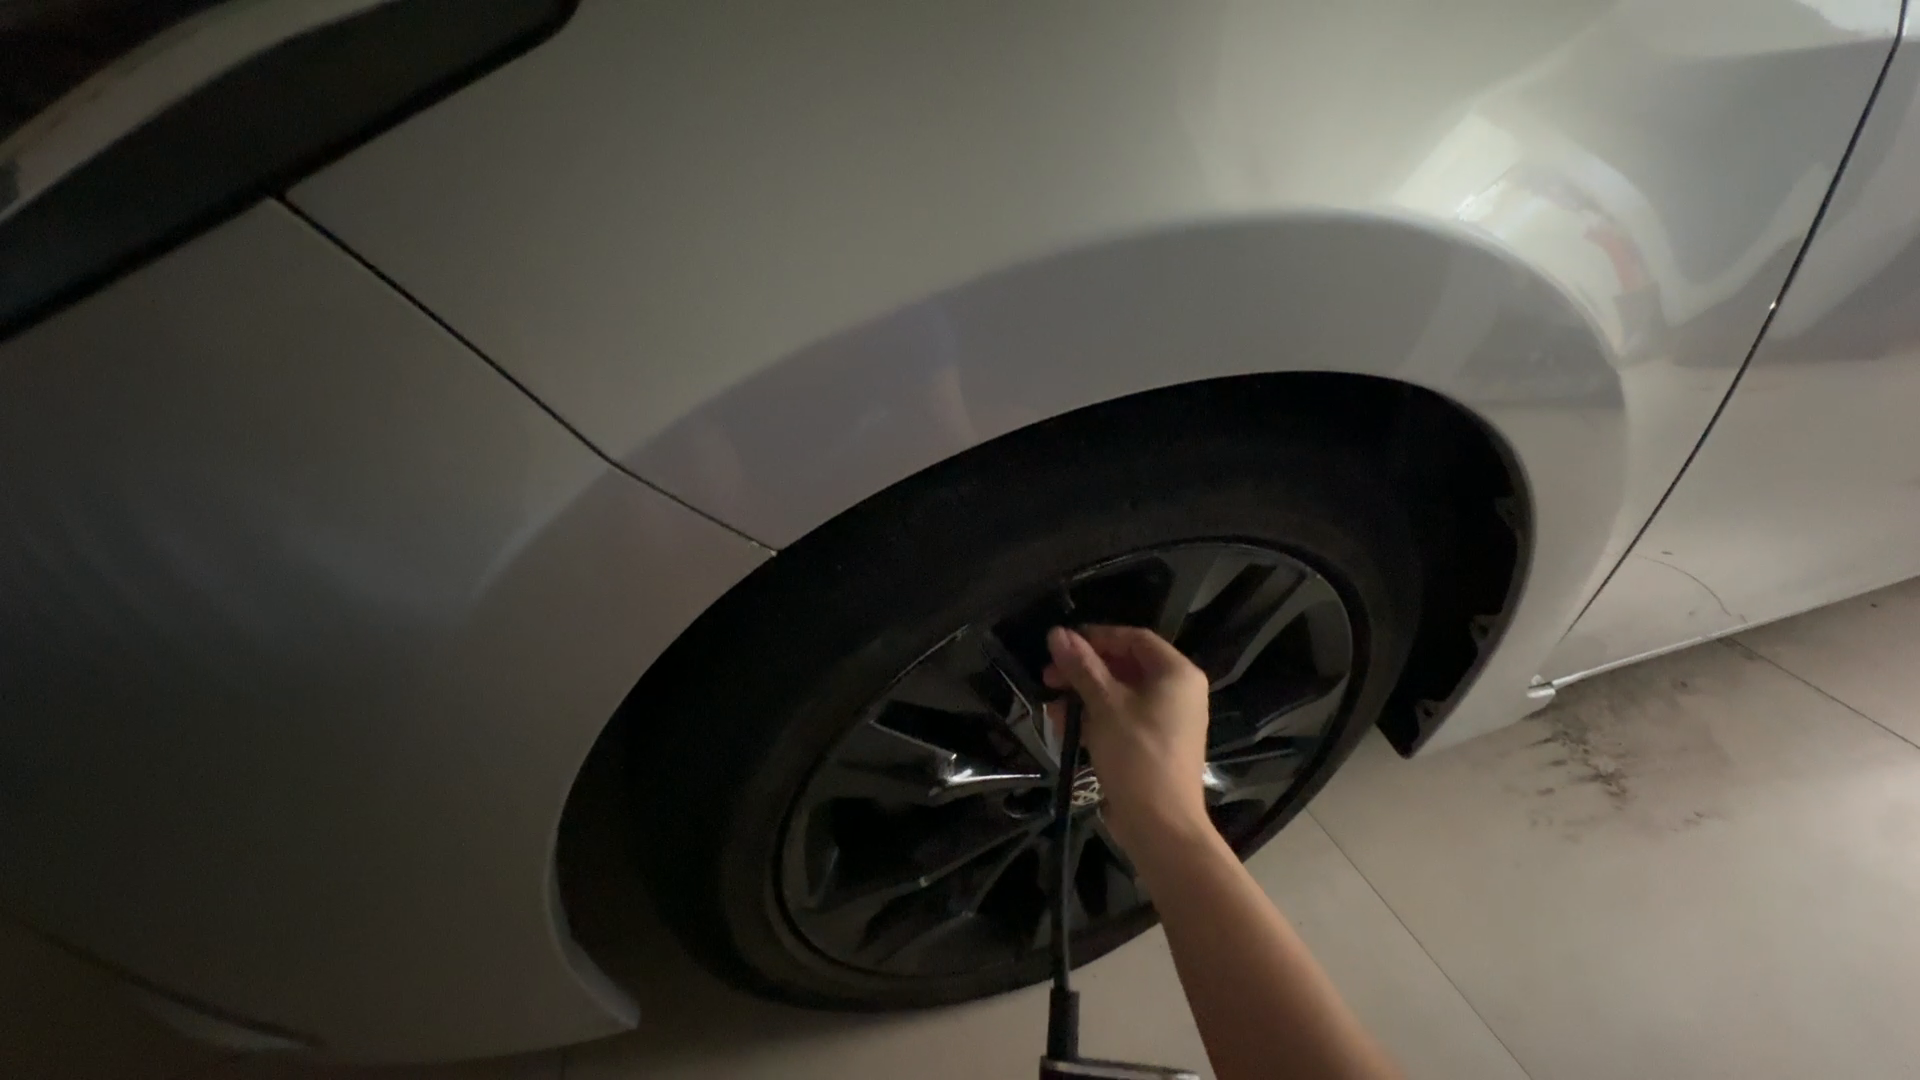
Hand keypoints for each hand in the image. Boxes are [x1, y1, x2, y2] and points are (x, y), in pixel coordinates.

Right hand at [1043, 624, 1213, 855]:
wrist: (1161, 825)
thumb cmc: (1136, 755)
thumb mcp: (1104, 705)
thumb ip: (1081, 666)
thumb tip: (1056, 633)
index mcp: (1176, 673)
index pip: (1134, 638)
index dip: (1096, 638)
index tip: (1061, 645)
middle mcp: (1178, 691)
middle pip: (1126, 665)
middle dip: (1084, 670)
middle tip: (1049, 677)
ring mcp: (1169, 720)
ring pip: (1120, 693)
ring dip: (1084, 695)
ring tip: (1052, 707)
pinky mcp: (1155, 744)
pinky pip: (1123, 717)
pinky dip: (1096, 717)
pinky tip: (1066, 727)